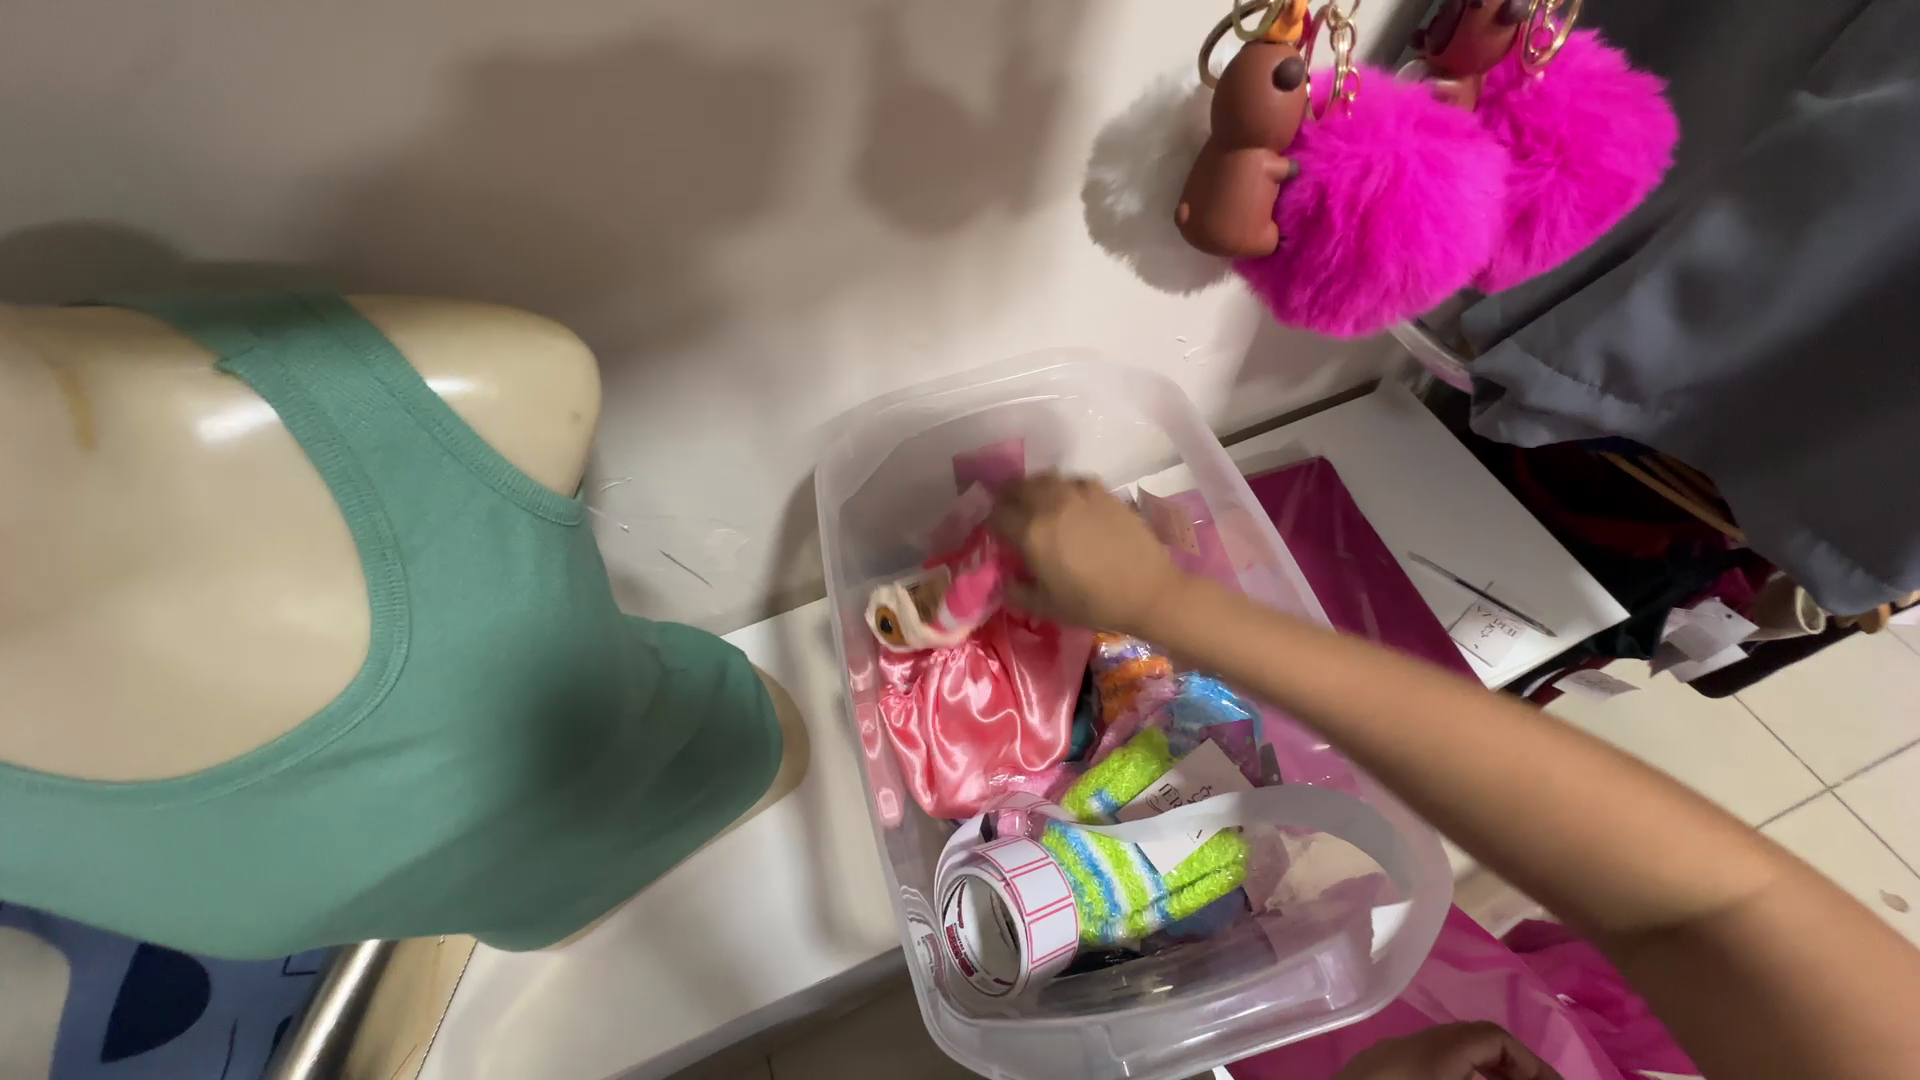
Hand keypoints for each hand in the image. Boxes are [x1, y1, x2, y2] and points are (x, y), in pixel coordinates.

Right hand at [988, 472, 1185, 634]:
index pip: (997, 515)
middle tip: (1012, 513)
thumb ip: (1017, 592)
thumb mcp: (1047, 607)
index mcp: (1031, 533)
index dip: (992, 523)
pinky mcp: (1104, 492)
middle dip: (1009, 499)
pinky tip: (1071, 502)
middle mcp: (1051, 505)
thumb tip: (1005, 580)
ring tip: (1039, 503)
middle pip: (1018, 488)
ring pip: (1045, 478)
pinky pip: (1074, 481)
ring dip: (1035, 488)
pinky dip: (1065, 488)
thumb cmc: (1094, 603)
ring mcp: (1079, 495)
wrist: (1148, 591)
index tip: (997, 533)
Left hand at [1333, 1023, 1563, 1079]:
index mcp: (1427, 1051)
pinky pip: (1421, 1073)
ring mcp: (1381, 1064)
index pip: (1490, 1036)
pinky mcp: (1368, 1079)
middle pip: (1468, 1046)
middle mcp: (1401, 1047)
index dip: (1533, 1065)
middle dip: (1510, 1074)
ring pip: (1445, 1061)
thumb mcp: (1450, 1077)